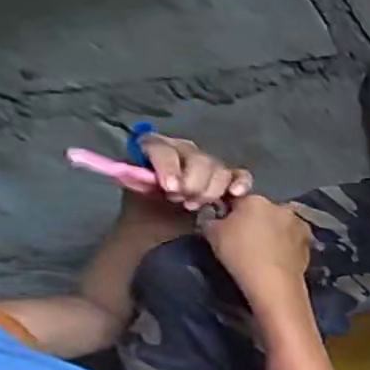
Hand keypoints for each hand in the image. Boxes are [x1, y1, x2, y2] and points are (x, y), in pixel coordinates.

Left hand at [134, 133, 252, 211]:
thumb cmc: (145, 205)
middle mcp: (185, 150)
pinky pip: (241, 175)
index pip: (163, 148)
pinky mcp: (229, 178)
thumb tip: (128, 172)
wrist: (162, 222)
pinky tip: (235, 194)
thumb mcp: (135, 192)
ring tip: (195, 206)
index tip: (171, 189)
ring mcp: (210, 164)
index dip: (169, 167)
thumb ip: (136, 180)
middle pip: (199, 160)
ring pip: (220, 170)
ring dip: (210, 191)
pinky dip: (241, 183)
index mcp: (157, 147)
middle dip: (193, 183)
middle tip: (182, 201)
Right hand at [199, 195, 310, 297]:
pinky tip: (279, 255)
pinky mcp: (309, 241)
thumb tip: (219, 217)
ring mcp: (299, 224)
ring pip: (281, 223)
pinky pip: (293, 237)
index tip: (226, 225)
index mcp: (256, 200)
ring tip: (265, 248)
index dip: (231, 211)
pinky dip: (287, 243)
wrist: (273, 279)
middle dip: (255, 220)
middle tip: (247, 238)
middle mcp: (281, 207)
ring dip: (274, 230)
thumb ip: (214, 219)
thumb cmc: (239, 253)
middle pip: (263, 210)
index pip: (238, 200)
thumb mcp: (212, 232)